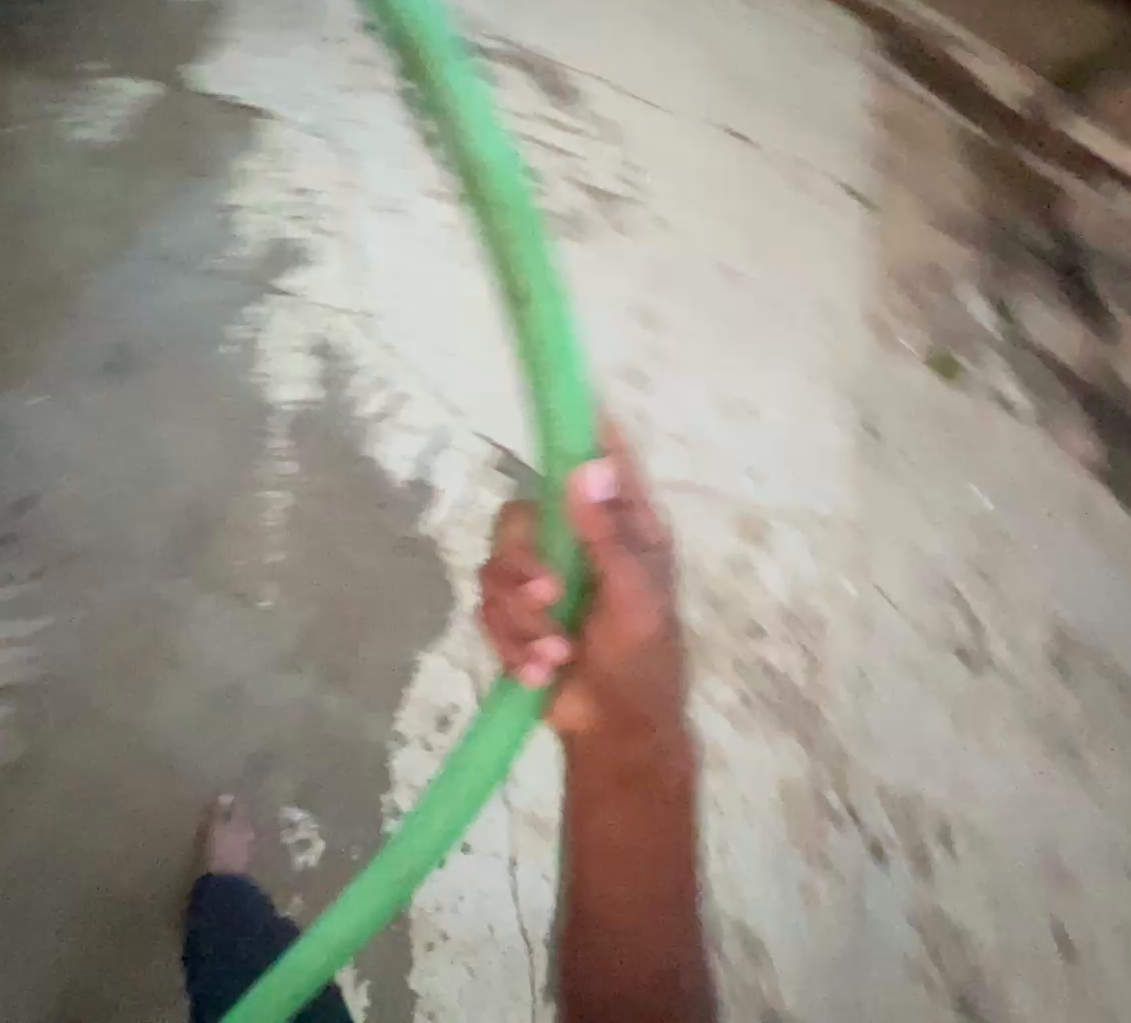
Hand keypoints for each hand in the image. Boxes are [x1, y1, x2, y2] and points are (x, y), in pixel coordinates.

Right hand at [478, 416, 684, 743]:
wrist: (611, 732)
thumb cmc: (644, 662)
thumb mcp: (635, 600)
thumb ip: (608, 537)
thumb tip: (586, 468)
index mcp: (621, 529)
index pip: (601, 463)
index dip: (584, 430)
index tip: (571, 398)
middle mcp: (575, 541)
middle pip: (520, 515)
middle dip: (524, 565)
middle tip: (546, 598)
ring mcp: (540, 577)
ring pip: (496, 567)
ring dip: (519, 619)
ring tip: (551, 657)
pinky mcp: (512, 612)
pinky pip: (486, 608)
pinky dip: (510, 644)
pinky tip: (538, 672)